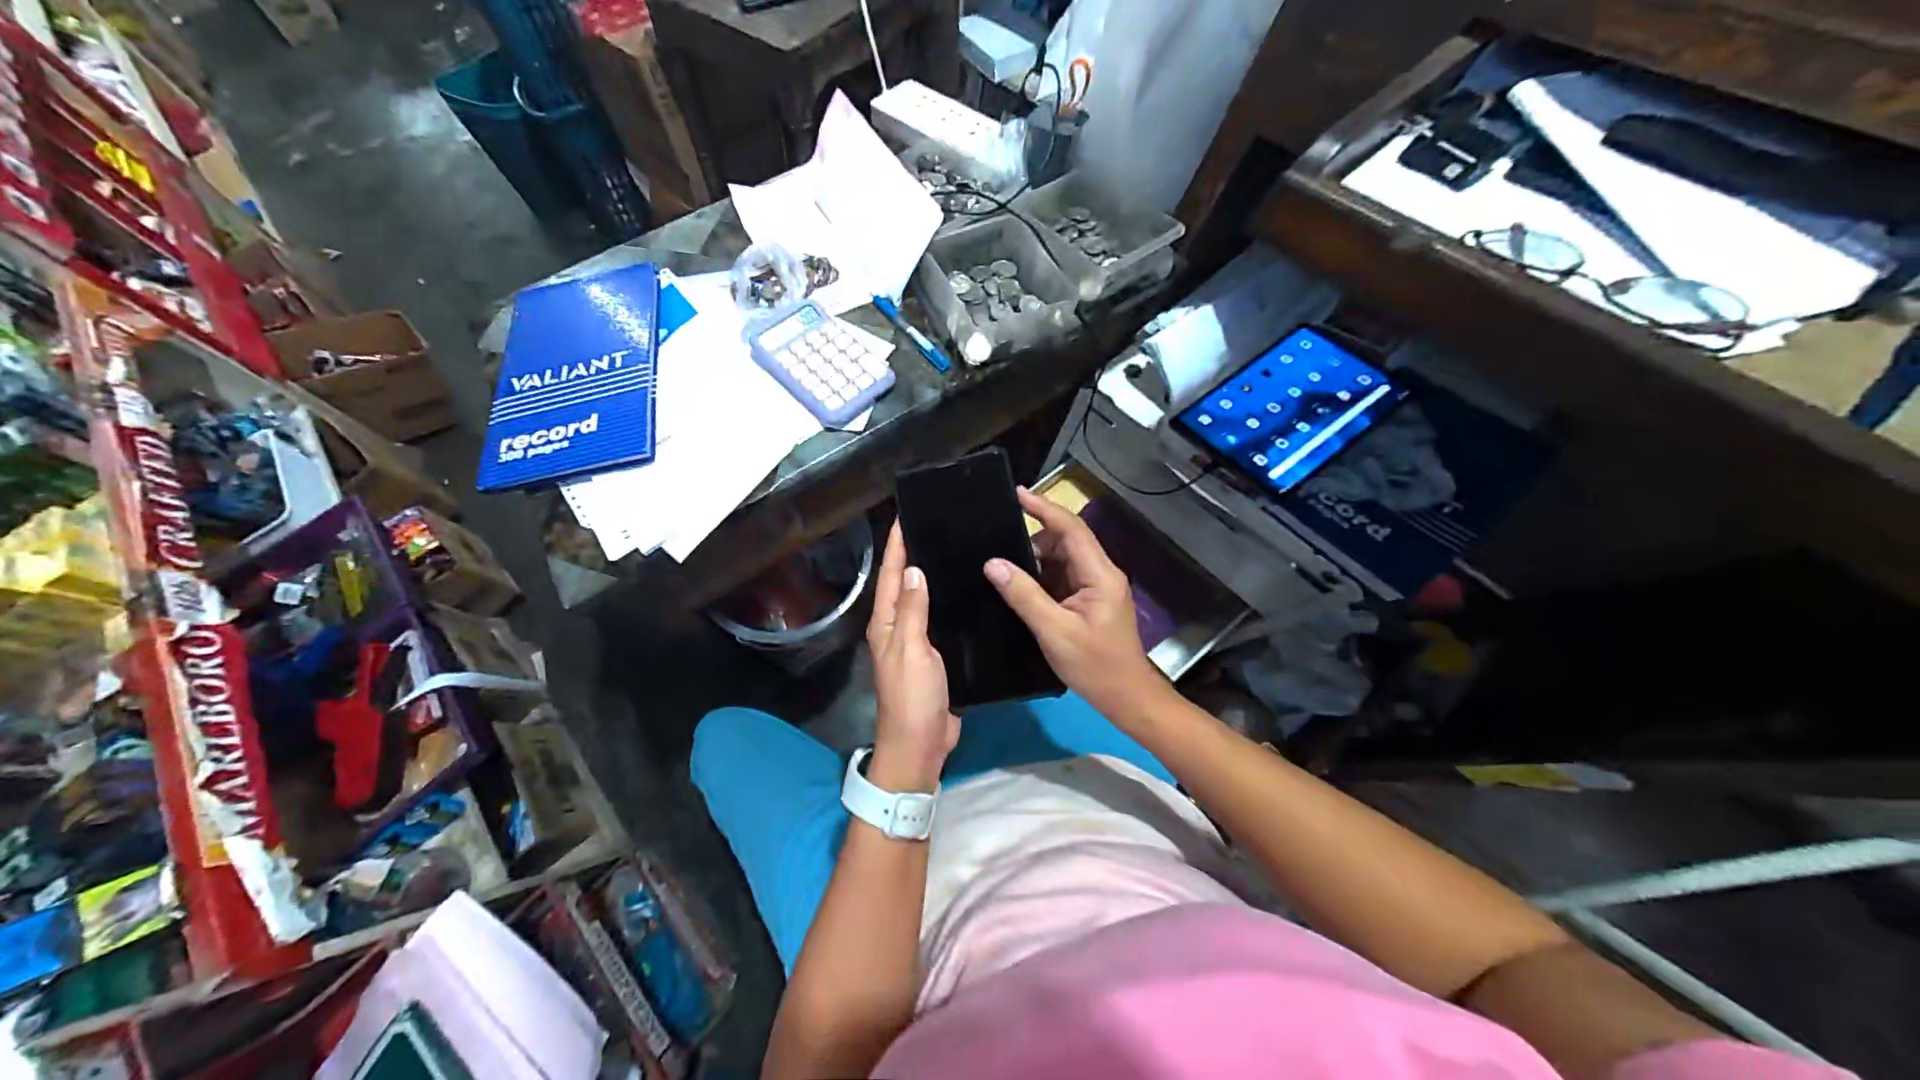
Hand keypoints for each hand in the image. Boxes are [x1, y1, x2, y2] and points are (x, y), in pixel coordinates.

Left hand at [865, 521, 958, 791]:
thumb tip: (912, 568)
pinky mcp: (935, 654)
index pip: (889, 575)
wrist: (921, 744)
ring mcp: (916, 641)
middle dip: (914, 554)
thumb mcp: (912, 650)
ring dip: (932, 575)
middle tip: (936, 525)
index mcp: (887, 623)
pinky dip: (947, 601)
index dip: (896, 545)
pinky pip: (940, 619)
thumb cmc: (912, 696)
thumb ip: (913, 610)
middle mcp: (898, 627)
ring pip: (923, 599)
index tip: (905, 515)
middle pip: (904, 583)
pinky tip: (966, 592)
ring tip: (954, 550)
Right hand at [983, 488, 1165, 720]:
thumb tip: (993, 563)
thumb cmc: (1095, 666)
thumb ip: (1023, 595)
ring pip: (1061, 560)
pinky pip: (1061, 578)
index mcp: (1100, 574)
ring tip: (1002, 564)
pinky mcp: (1089, 601)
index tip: (1017, 493)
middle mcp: (1101, 573)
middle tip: (997, 541)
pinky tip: (1018, 585)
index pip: (1071, 529)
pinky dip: (1040, 578)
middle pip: (1066, 541)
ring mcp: (1096, 587)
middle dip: (1033, 539)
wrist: (1126, 697)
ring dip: (1035, 560)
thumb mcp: (1054, 631)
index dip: (1044, 508)